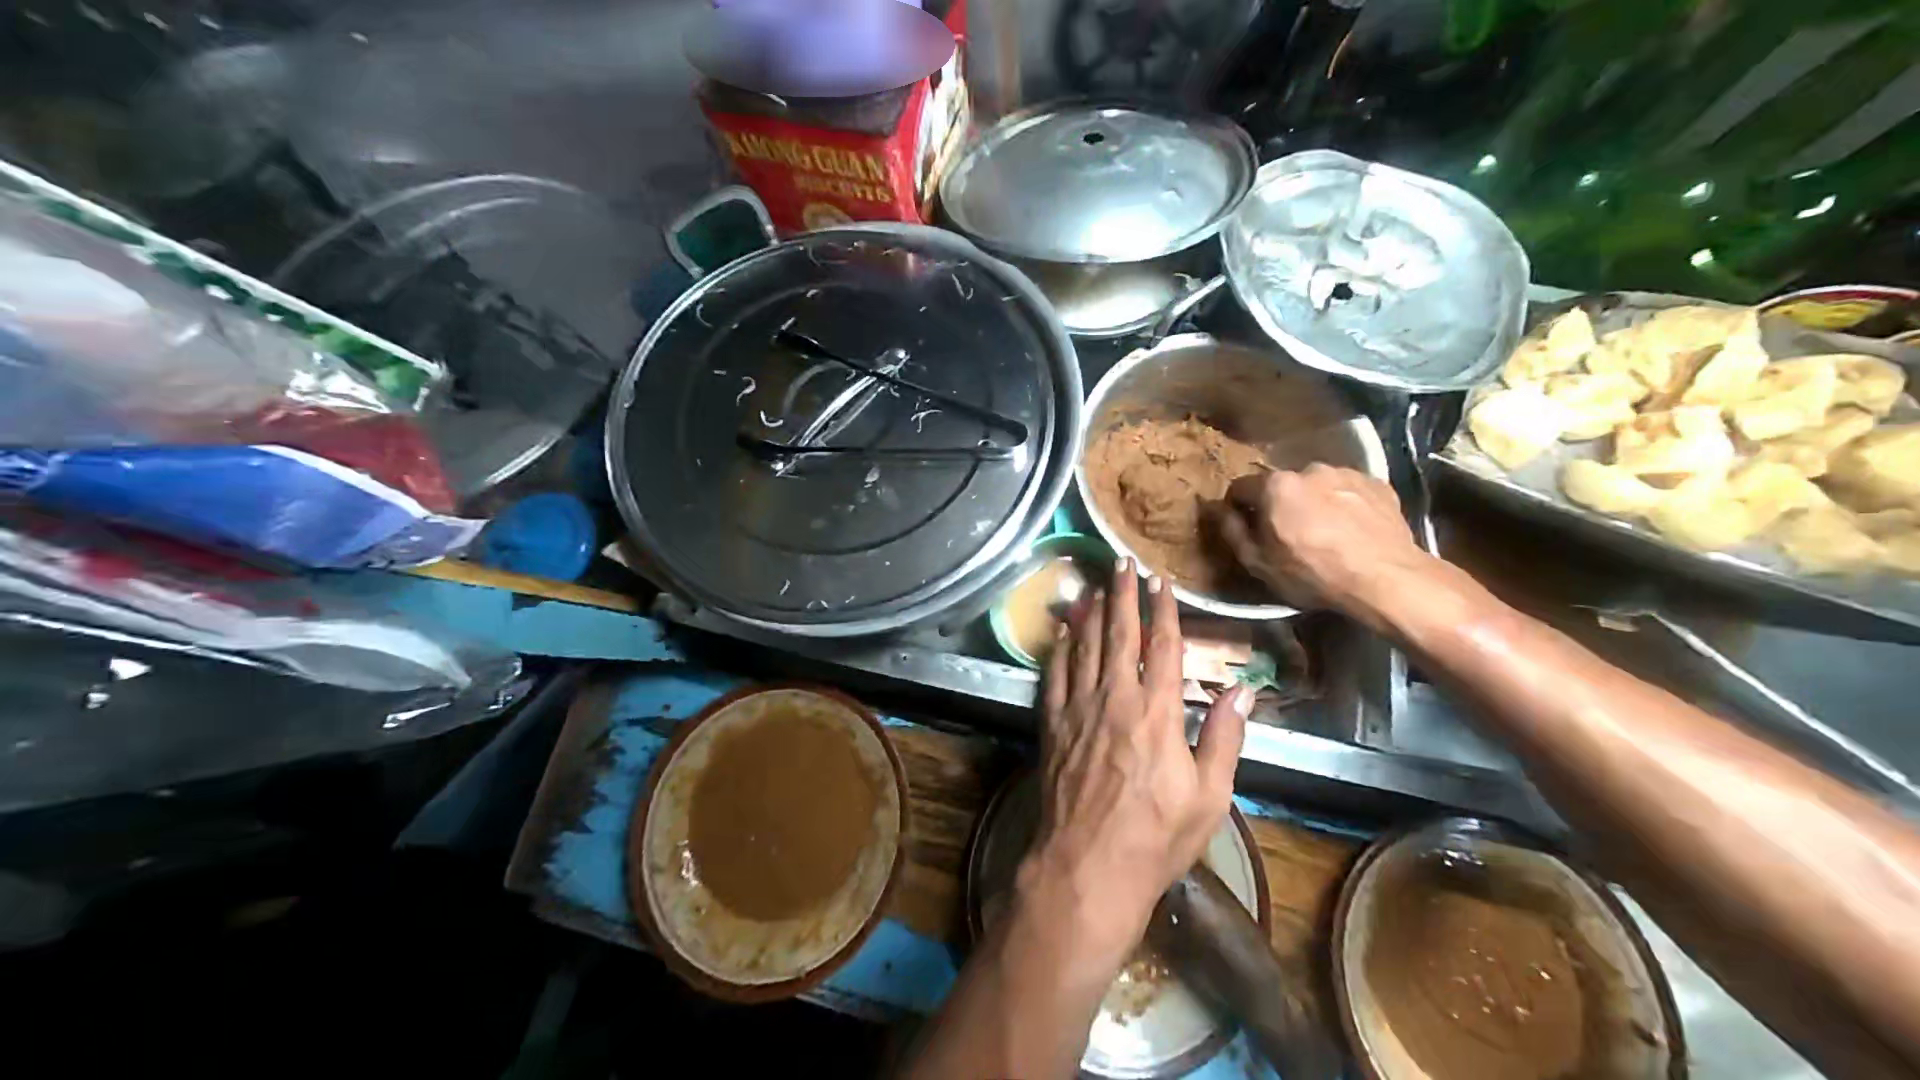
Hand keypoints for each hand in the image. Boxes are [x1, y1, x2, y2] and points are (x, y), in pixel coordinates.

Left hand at [1022, 558, 1251, 961]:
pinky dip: (1059, 648)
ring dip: (1090, 613)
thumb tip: (1243, 689)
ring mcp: (1078, 709)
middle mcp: (1115, 699)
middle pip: (1119, 635)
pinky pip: (1054, 675)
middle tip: (1120, 563)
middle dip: (1121, 595)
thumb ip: (1224, 736)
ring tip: (1093, 585)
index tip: (1159, 581)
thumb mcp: (1210, 795)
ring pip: (1084, 647)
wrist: (1088, 865)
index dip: (1162, 610)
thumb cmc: (1157, 836)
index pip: (1162, 647)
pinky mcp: (1052, 725)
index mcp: (1157, 712)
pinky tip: (1061, 630)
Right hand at [1218, 465, 1432, 630]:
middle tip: (1290, 535)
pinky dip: (1344, 505)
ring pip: (1318, 486)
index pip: (1242, 487)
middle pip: (1282, 486)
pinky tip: (1351, 530)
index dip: (1238, 508)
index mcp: (1275, 485)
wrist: (1384, 578)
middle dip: (1280, 505)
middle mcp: (1309, 469)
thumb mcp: (1258, 562)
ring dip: (1314, 502)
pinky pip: (1348, 491)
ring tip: (1325, 533)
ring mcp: (1347, 473)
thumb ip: (1231, 530)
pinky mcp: (1378, 483)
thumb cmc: (1312, 573)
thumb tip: (1215, 508)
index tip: (1246, 529)